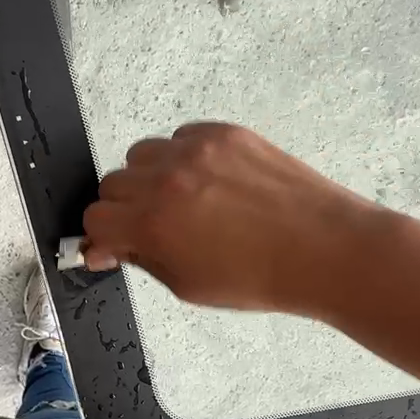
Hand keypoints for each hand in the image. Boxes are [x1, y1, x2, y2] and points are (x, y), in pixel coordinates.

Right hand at [82, 122, 391, 313]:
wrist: (324, 250)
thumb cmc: (261, 276)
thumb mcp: (187, 285)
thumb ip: (139, 259)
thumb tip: (107, 248)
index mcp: (153, 224)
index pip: (95, 217)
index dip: (101, 235)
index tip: (112, 244)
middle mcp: (167, 179)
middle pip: (111, 183)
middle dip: (122, 209)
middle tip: (148, 226)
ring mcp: (196, 150)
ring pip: (141, 154)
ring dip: (147, 178)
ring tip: (179, 201)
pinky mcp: (224, 133)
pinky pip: (180, 136)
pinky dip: (182, 157)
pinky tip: (206, 182)